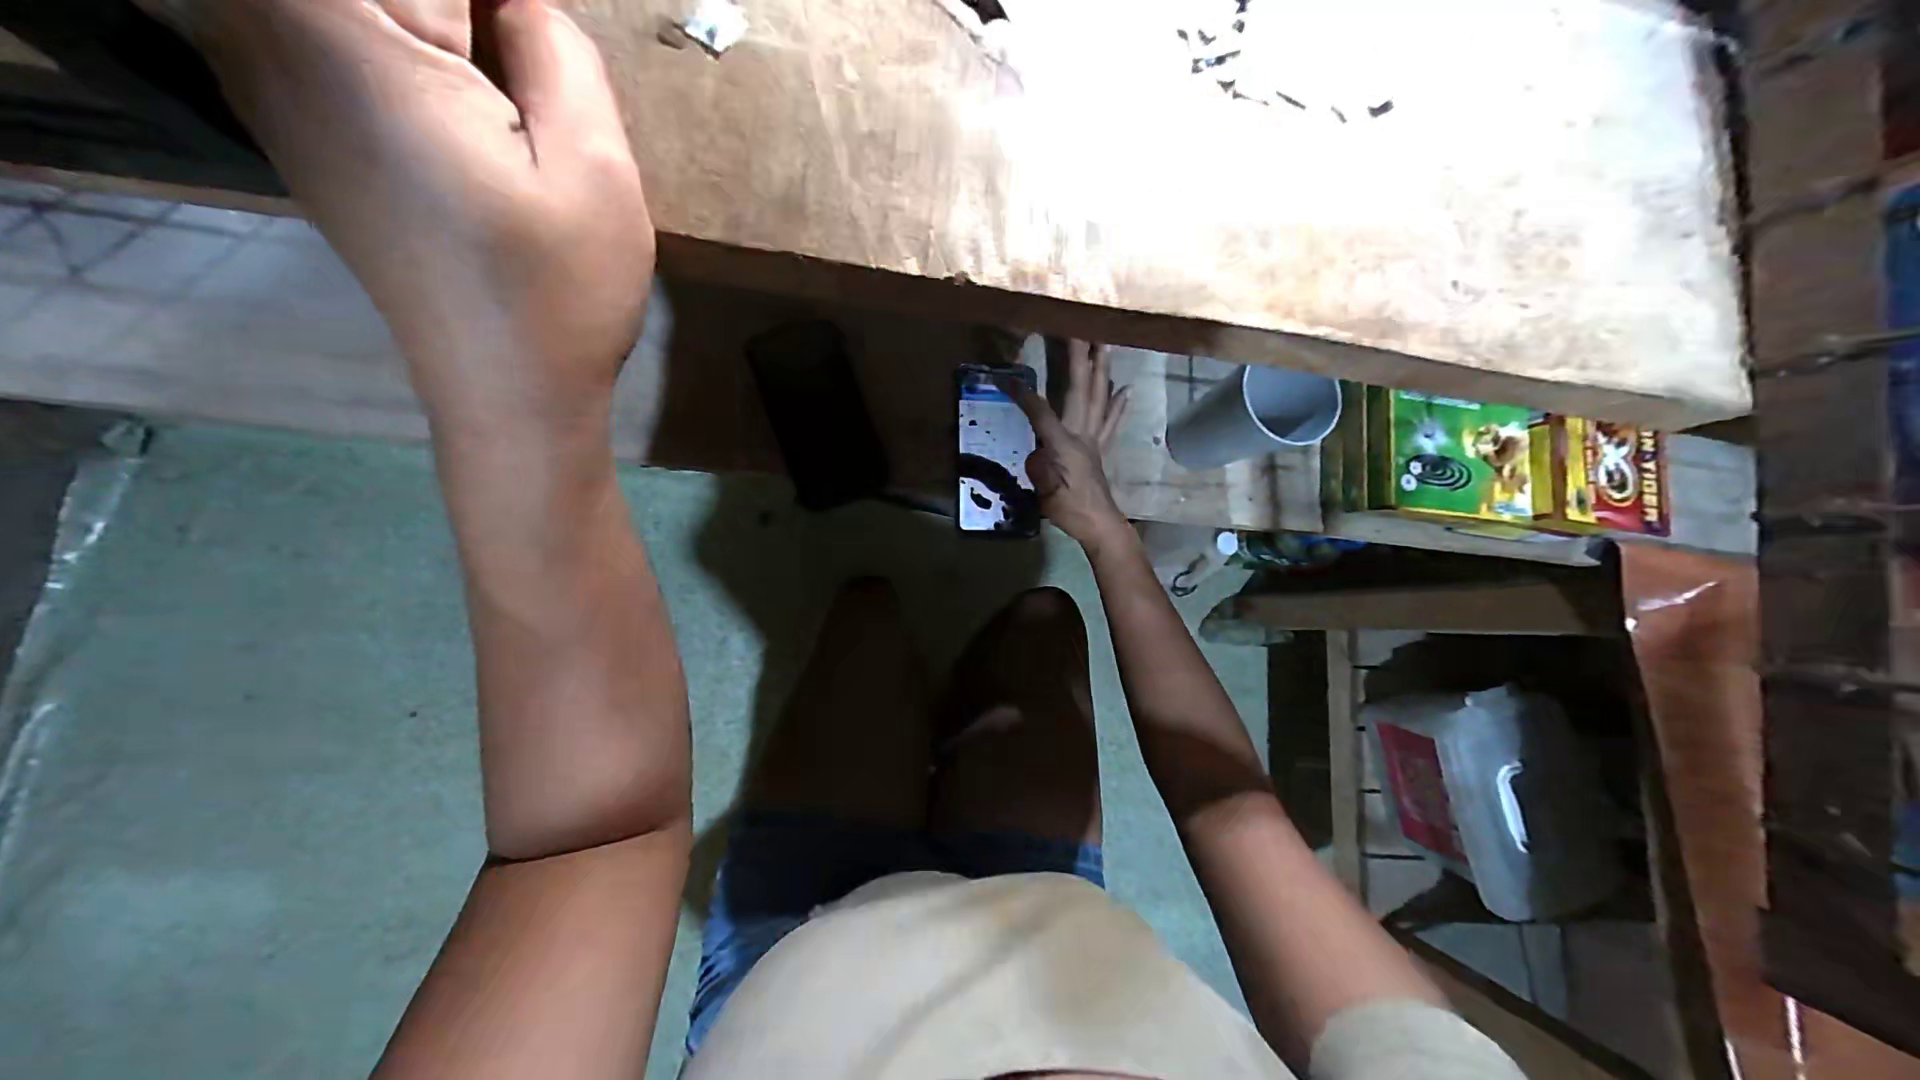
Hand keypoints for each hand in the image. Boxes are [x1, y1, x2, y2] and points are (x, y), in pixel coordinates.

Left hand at [151, 0, 652, 443]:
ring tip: (510, 124)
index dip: (510, 16)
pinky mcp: (298, 131)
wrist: (511, 397)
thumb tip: (519, 5)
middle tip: (536, 108)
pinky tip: (474, 132)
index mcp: (337, 30)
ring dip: (452, 49)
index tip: (545, 73)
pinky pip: (347, 48)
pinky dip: (419, 70)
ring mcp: (268, 86)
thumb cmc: (561, 294)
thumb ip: (558, 48)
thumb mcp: (596, 168)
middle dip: (481, 27)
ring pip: (376, 21)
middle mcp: (265, 37)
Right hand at [1013, 340, 1132, 547]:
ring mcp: (1094, 441)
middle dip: (1080, 359)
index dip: (1024, 395)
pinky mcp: (1102, 450)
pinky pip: (1111, 422)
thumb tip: (1037, 452)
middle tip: (1082, 330)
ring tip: (1106, 344)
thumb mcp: (1046, 493)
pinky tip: (1125, 388)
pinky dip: (1118, 404)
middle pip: (1081, 390)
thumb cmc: (1070, 511)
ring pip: (1099, 398)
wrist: (1100, 525)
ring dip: (1102, 370)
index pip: (1040, 413)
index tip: (1008, 378)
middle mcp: (1082, 435)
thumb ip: (1039, 468)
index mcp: (1063, 445)